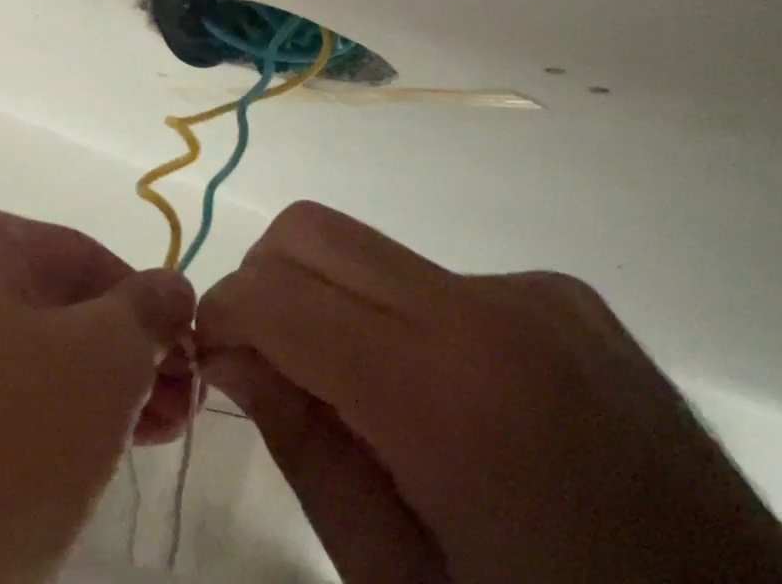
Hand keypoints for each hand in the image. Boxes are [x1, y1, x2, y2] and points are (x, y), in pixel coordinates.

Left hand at [0, 206, 196, 583]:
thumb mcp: (100, 361)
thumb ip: (148, 313)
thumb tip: (170, 288)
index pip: (89, 259)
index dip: (152, 315)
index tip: (189, 376)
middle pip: (54, 312)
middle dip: (122, 365)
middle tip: (168, 422)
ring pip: (19, 362)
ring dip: (82, 399)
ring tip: (125, 448)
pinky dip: (28, 428)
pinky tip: (60, 468)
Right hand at [197, 201, 781, 583]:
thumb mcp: (396, 576)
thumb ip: (303, 450)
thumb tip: (231, 354)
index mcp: (441, 398)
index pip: (274, 294)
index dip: (220, 319)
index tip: (216, 367)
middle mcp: (488, 311)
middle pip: (311, 232)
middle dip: (263, 284)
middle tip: (274, 369)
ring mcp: (535, 293)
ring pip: (367, 249)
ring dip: (332, 301)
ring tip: (366, 397)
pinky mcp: (565, 294)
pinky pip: (436, 279)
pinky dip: (403, 319)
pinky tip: (451, 401)